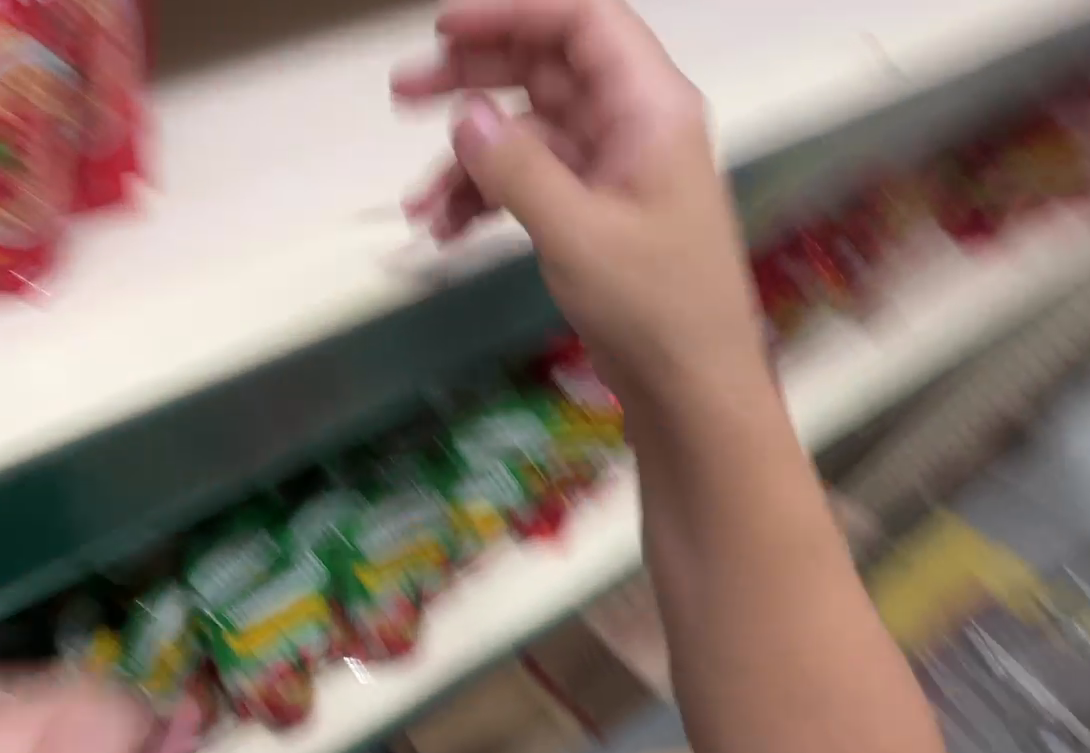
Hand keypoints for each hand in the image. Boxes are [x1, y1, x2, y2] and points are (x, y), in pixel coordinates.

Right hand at [394, 0, 770, 404]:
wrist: (686, 379)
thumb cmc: (649, 301)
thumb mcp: (577, 232)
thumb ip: (518, 169)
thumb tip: (464, 116)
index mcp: (646, 108)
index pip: (579, 25)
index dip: (511, 15)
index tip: (442, 30)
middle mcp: (626, 126)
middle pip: (543, 75)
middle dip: (472, 84)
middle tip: (403, 97)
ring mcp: (606, 172)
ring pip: (526, 141)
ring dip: (467, 169)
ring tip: (418, 212)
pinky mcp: (588, 213)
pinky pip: (528, 187)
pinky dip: (486, 203)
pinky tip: (449, 233)